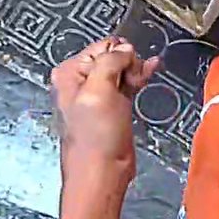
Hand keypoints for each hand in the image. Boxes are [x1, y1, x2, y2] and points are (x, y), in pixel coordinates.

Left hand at [50, 37, 158, 209]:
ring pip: (122, 70)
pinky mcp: (113, 106)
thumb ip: (110, 61)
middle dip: (129, 62)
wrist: (102, 171)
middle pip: (112, 56)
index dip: (119, 54)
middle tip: (136, 76)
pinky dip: (138, 76)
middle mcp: (80, 82)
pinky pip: (127, 83)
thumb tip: (125, 49)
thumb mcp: (98, 91)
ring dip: (136, 68)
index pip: (101, 47)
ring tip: (147, 72)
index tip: (129, 67)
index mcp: (69, 74)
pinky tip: (149, 71)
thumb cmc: (96, 136)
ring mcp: (97, 95)